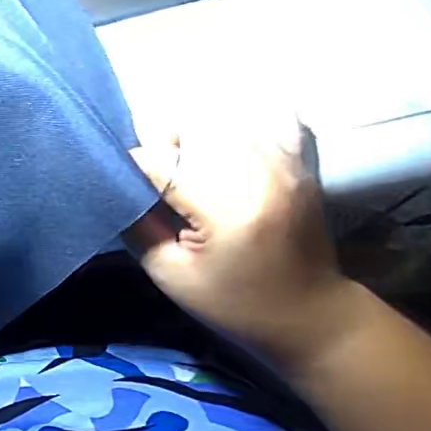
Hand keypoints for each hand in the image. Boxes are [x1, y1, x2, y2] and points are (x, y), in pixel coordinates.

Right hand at [129, 125, 362, 362]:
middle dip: (165, 145)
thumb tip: (121, 186)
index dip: (134, 168)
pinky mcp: (300, 158)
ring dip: (197, 136)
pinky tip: (229, 149)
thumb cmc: (236, 304)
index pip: (161, 163)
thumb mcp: (172, 276)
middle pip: (192, 125)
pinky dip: (240, 127)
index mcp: (227, 208)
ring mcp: (285, 160)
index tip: (123, 182)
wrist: (309, 314)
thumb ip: (139, 227)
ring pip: (223, 117)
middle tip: (162, 180)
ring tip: (193, 167)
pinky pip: (267, 116)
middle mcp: (259, 172)